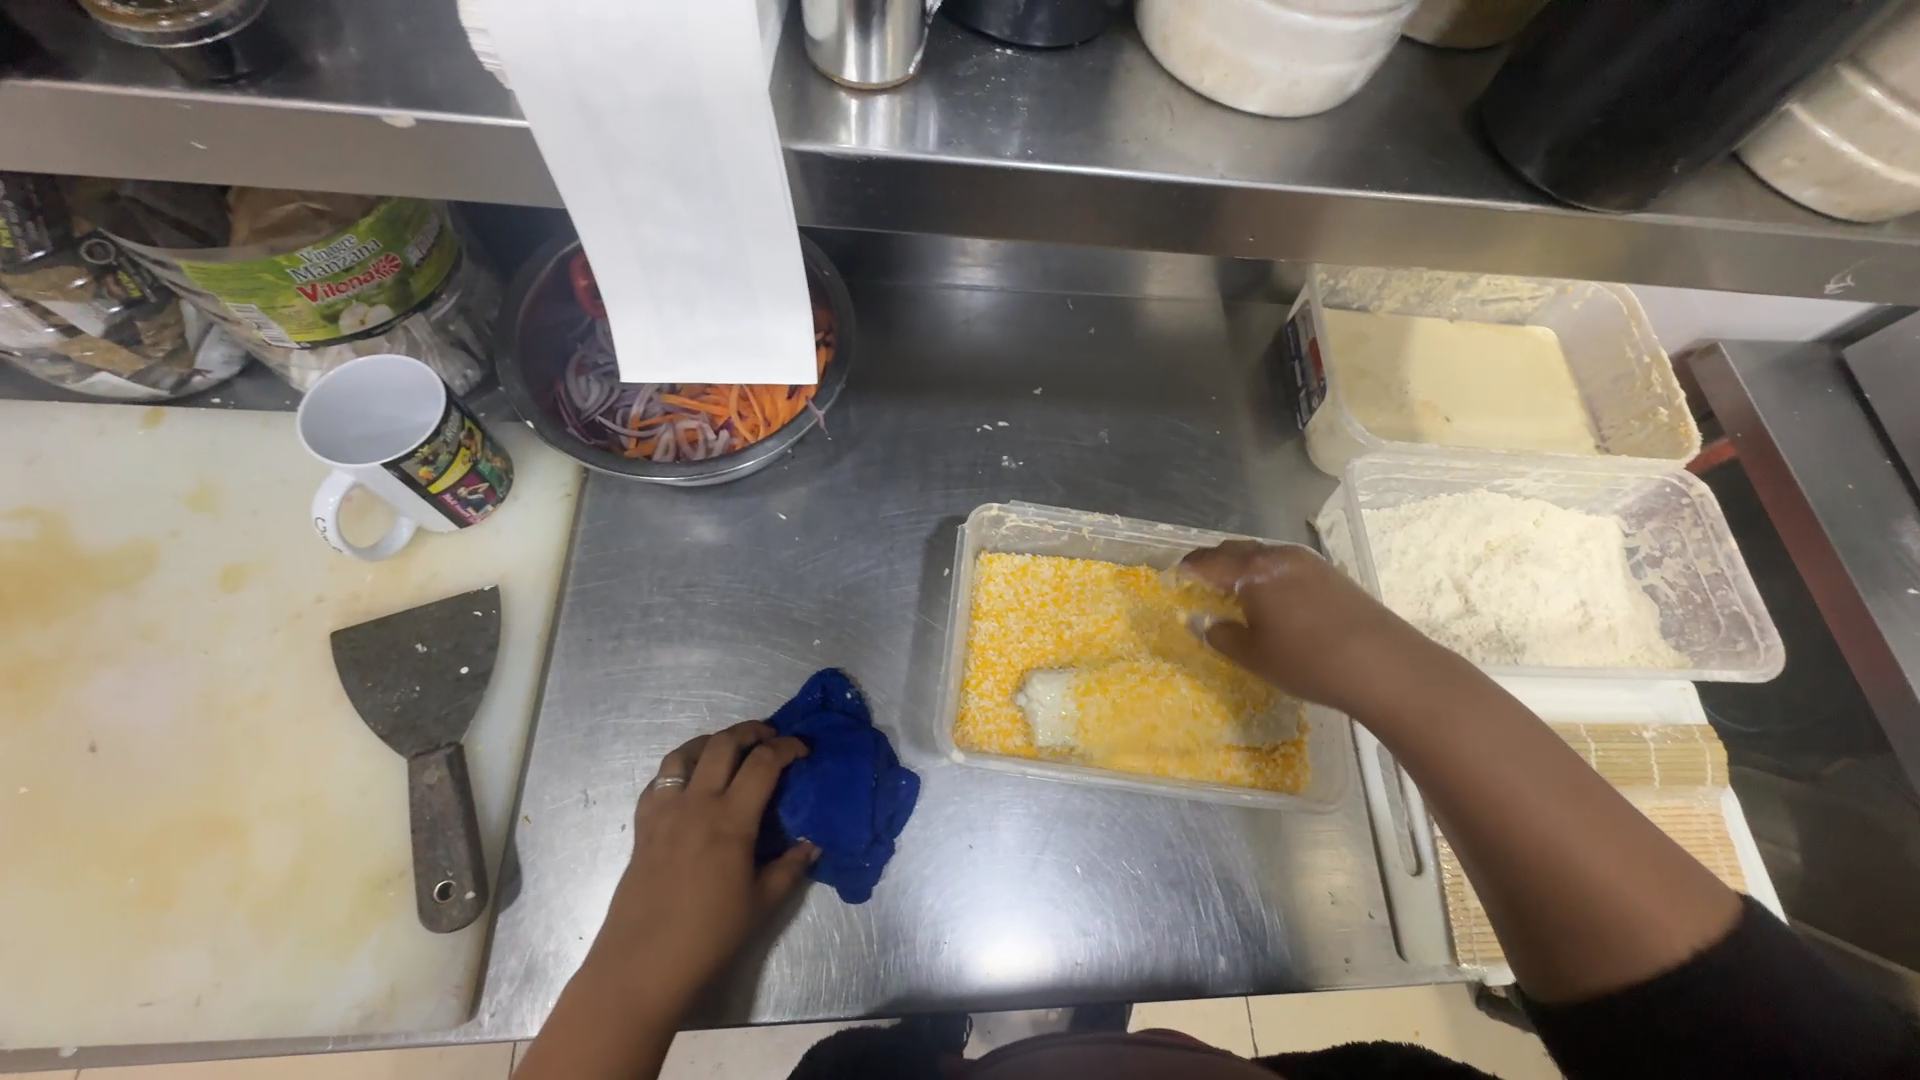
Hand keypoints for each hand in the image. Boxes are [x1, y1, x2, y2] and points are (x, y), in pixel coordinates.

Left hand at [584, 721, 817, 1019]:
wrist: (642, 966)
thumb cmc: (709, 936)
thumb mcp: (762, 903)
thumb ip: (790, 867)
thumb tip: (811, 844)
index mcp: (730, 820)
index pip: (763, 763)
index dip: (787, 747)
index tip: (803, 749)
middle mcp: (696, 804)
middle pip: (723, 744)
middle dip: (751, 731)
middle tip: (770, 737)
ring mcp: (664, 812)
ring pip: (685, 754)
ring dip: (712, 742)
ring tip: (729, 750)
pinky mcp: (642, 827)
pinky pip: (659, 781)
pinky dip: (679, 770)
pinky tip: (691, 784)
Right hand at [1179, 540, 1432, 715]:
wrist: (1384, 664)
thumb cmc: (1307, 660)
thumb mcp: (1253, 655)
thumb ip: (1221, 635)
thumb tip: (1203, 621)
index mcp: (1252, 570)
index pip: (1209, 561)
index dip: (1189, 567)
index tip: (1176, 575)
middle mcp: (1278, 556)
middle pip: (1237, 550)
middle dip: (1215, 562)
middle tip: (1201, 579)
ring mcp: (1309, 562)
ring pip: (1264, 555)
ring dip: (1244, 567)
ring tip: (1236, 589)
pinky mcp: (1331, 574)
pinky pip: (1286, 565)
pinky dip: (1269, 574)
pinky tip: (1273, 598)